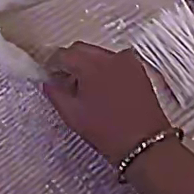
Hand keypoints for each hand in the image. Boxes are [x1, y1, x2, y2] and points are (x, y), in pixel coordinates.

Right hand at [43, 43, 168, 163]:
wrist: (144, 144)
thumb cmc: (109, 131)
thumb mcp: (72, 114)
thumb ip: (55, 93)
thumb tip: (48, 83)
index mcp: (90, 65)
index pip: (63, 54)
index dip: (52, 64)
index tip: (49, 74)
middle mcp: (109, 58)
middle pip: (81, 49)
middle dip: (70, 62)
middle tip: (63, 80)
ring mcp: (127, 62)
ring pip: (98, 54)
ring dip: (87, 64)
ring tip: (84, 87)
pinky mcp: (139, 70)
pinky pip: (115, 61)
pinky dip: (105, 68)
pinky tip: (103, 88)